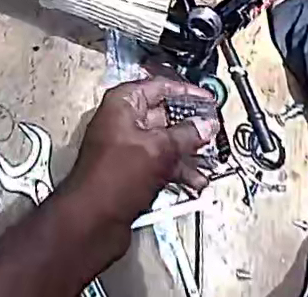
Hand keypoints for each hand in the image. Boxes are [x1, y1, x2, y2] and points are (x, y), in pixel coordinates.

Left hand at [61, 78, 218, 228]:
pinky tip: (197, 183)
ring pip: (164, 142)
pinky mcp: (131, 171)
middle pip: (164, 115)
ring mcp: (127, 146)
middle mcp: (124, 119)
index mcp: (124, 102)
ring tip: (211, 163)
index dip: (187, 92)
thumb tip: (207, 123)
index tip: (210, 100)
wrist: (92, 221)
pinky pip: (159, 163)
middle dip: (191, 126)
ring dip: (188, 153)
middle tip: (215, 133)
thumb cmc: (119, 174)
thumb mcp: (157, 149)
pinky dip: (177, 171)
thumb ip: (186, 135)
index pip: (160, 87)